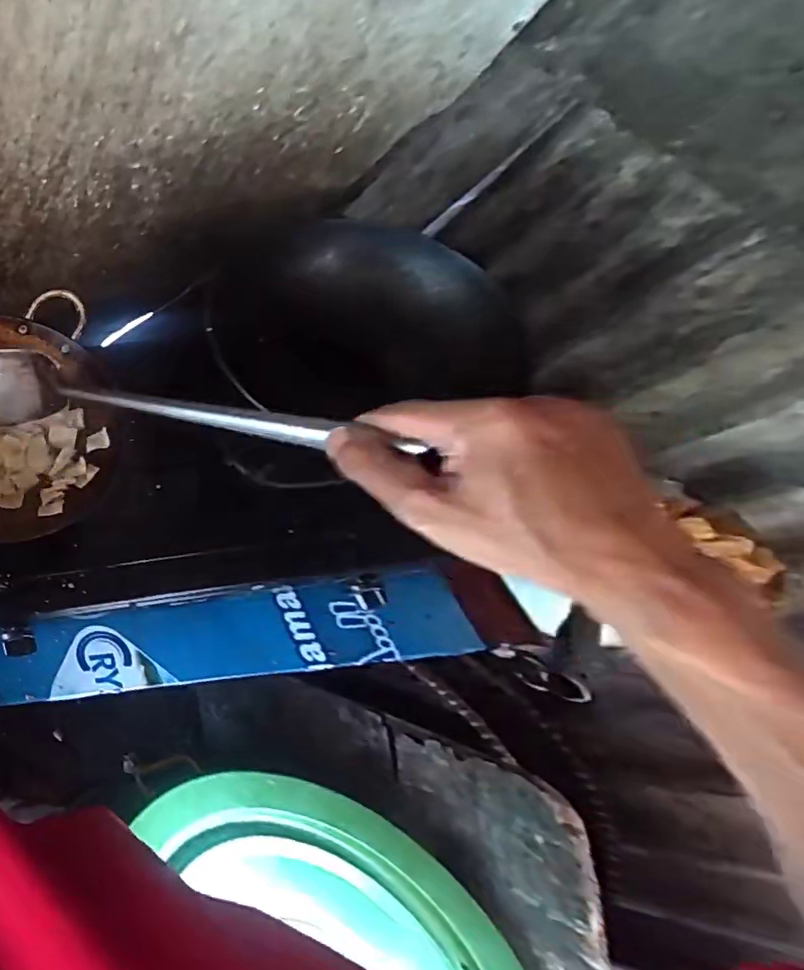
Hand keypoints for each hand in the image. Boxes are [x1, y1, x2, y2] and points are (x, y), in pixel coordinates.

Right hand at [325, 398, 700, 604]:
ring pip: (483, 424)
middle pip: (443, 419)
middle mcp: (527, 403)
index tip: (366, 461)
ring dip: (469, 449)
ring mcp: (567, 410)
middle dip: (429, 450)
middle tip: (438, 494)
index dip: (372, 436)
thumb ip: (374, 470)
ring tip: (485, 493)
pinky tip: (523, 485)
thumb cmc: (520, 542)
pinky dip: (510, 450)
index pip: (399, 414)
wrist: (629, 567)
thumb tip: (340, 436)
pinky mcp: (595, 424)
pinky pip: (524, 428)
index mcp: (484, 420)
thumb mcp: (428, 513)